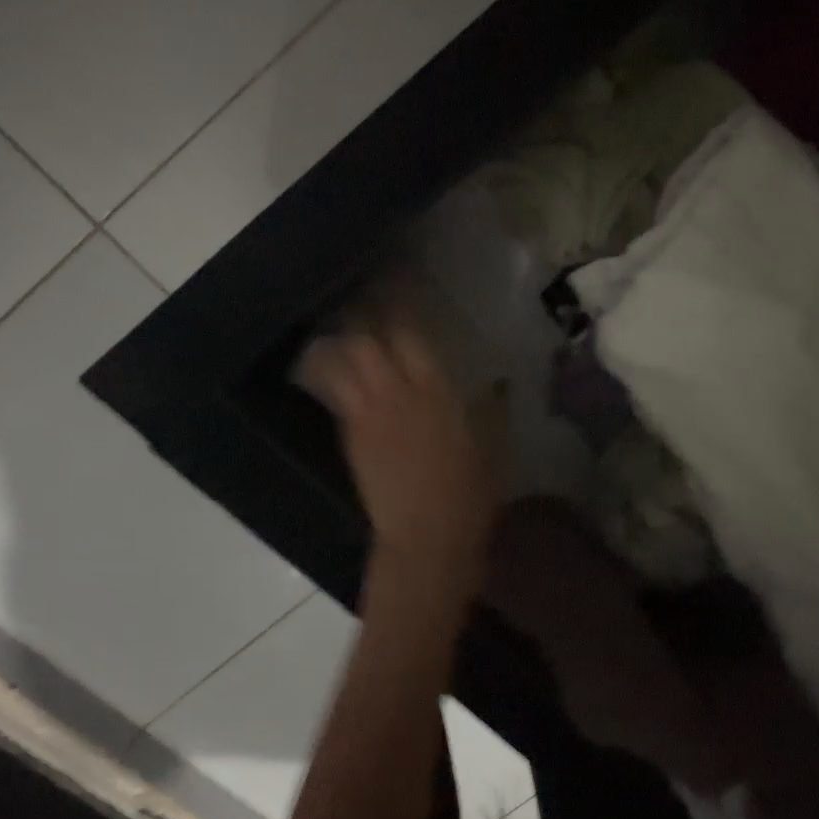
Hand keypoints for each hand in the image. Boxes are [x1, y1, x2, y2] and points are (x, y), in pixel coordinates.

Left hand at [297, 317, 496, 612]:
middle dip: (362, 312)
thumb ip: (484, 410)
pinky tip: (328, 363)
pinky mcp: (351, 435)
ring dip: (340, 339)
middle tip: (362, 296)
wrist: (427, 537)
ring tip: (339, 326)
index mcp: (437, 391)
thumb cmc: (470, 495)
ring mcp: (369, 413)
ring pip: (345, 360)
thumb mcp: (489, 446)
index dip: (401, 302)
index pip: (411, 333)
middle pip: (369, 338)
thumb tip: (489, 386)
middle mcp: (399, 393)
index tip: (398, 281)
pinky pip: (334, 391)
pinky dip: (329, 371)